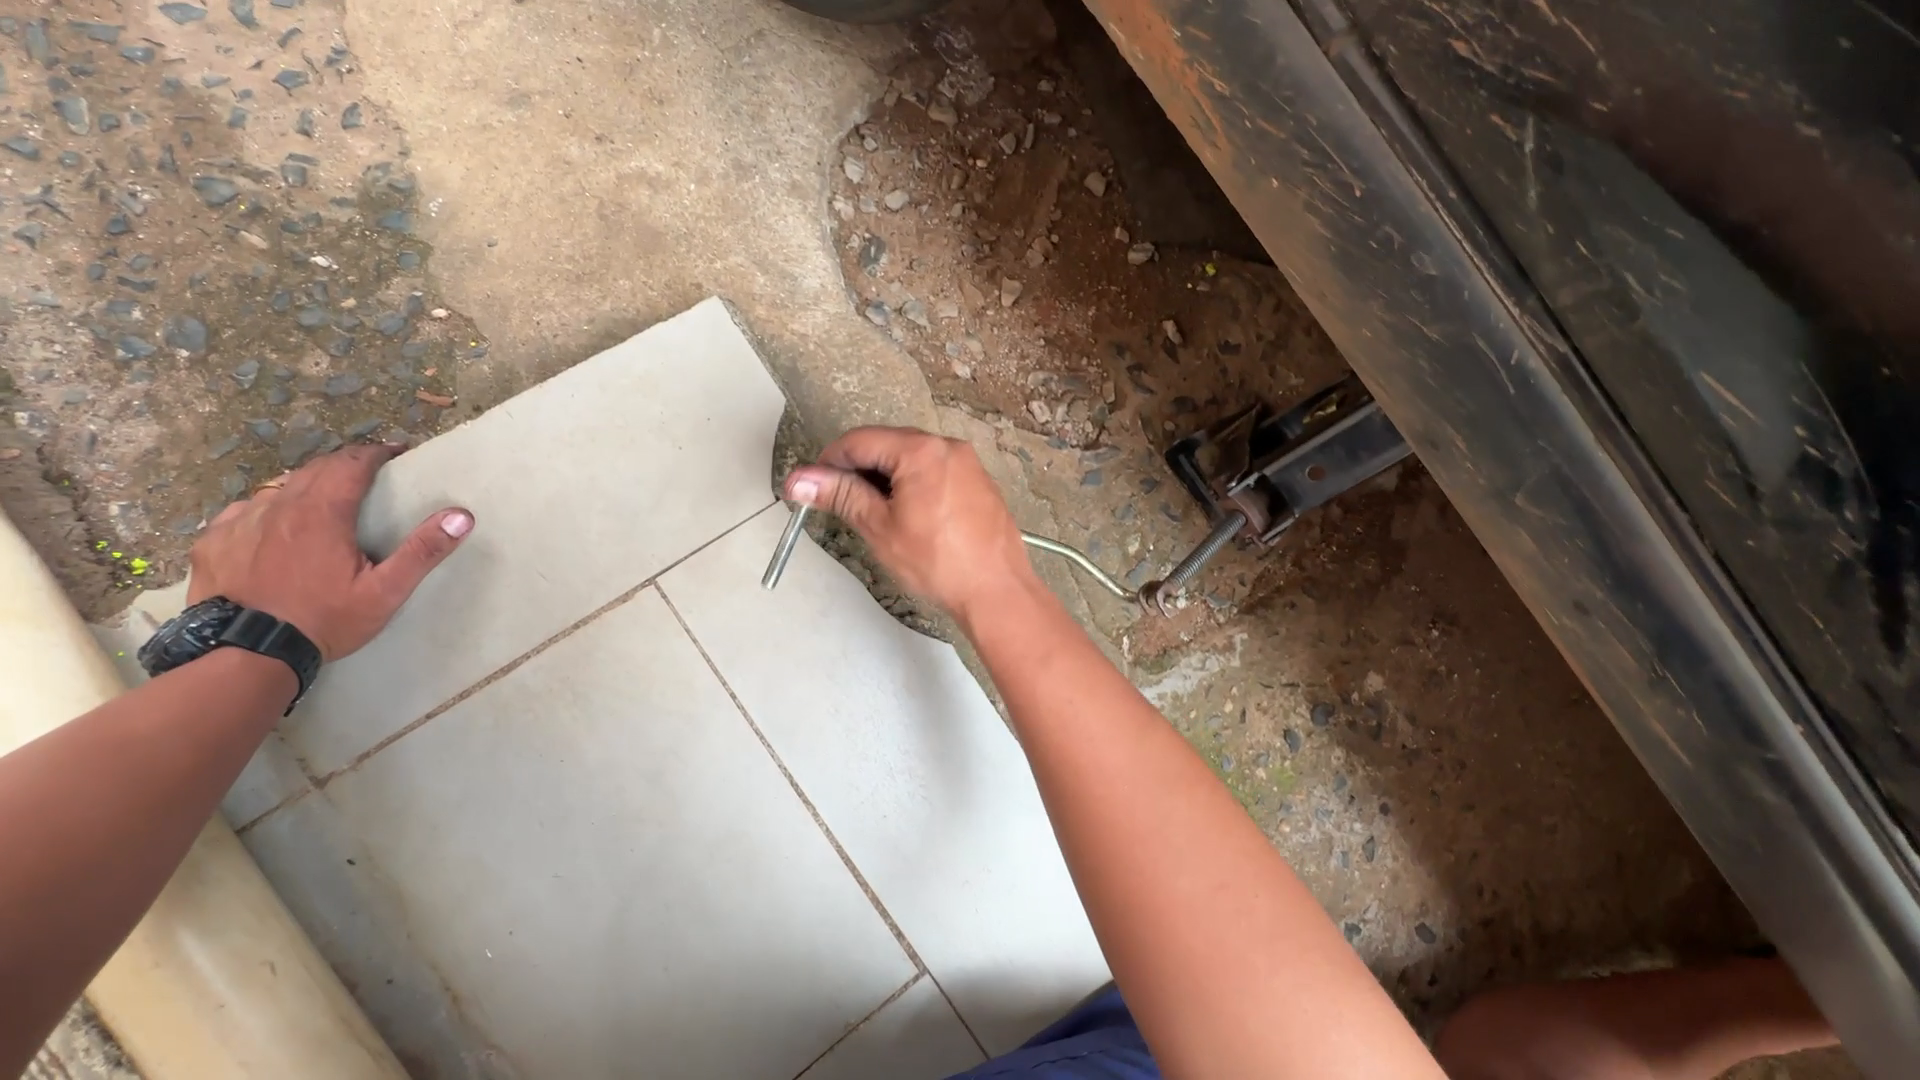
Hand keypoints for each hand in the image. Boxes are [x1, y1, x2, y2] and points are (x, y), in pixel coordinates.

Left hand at [186, 444, 473, 661]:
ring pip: (278, 489)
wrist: (246, 654)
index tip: (396, 453)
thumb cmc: (324, 620)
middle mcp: (278, 506)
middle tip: (367, 476)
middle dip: (344, 466)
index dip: (376, 453)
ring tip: (322, 504)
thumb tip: (462, 516)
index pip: (351, 463)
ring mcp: (240, 522)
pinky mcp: (213, 541)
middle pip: (314, 469)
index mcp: (322, 512)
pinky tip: (273, 530)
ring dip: (306, 488)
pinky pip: (244, 512)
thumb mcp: (385, 591)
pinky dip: (267, 511)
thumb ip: (422, 551)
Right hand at [784, 427, 1035, 621]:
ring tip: (873, 514)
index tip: (814, 484)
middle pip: (888, 444)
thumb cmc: (940, 563)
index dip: (830, 461)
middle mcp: (948, 447)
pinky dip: (913, 485)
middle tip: (840, 501)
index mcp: (921, 451)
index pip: (860, 440)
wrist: (996, 591)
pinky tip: (907, 517)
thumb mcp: (880, 527)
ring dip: (885, 478)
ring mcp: (968, 464)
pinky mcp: (979, 483)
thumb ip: (840, 495)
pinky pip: (936, 472)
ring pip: (912, 459)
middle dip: (858, 469)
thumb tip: (800, 480)